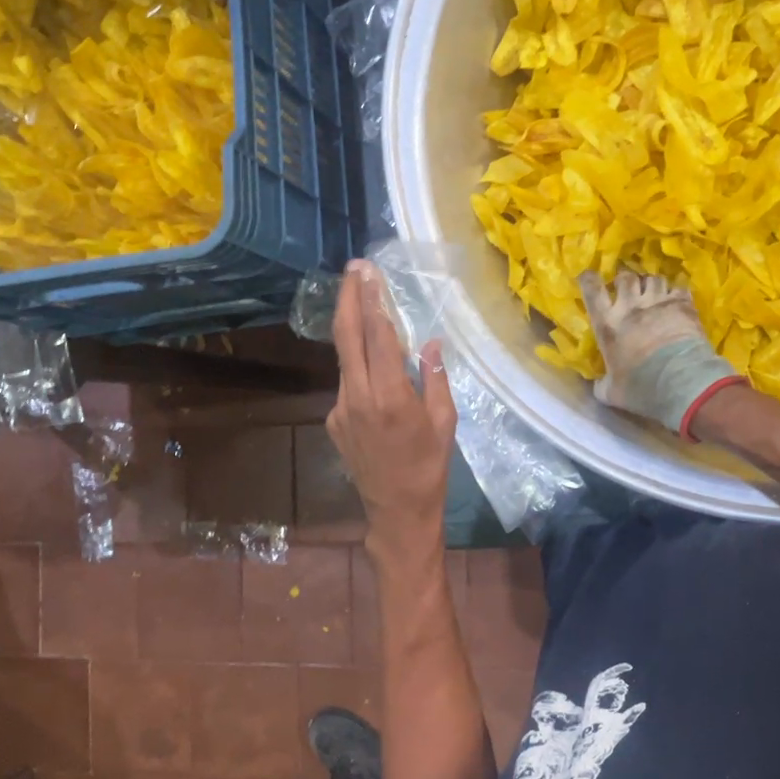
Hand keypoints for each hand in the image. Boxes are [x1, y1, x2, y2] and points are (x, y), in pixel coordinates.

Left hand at [328, 261, 456, 553]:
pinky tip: (373, 365)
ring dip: (351, 326)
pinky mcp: (333, 420)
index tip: (370, 272)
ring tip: (363, 300)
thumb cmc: (430, 467)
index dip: (374, 300)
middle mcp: (359, 397)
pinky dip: (359, 366)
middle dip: (349, 297)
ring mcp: (340, 408)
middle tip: (354, 268)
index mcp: (391, 396)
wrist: (397, 511)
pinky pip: (347, 383)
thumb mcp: (445, 422)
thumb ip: (435, 378)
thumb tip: (429, 343)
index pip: (378, 336)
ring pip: (344, 357)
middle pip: (346, 335)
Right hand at [578, 270, 744, 439]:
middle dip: (626, 281)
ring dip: (652, 285)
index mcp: (608, 324)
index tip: (589, 277)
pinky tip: (678, 302)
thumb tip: (599, 385)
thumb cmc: (642, 388)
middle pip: (625, 277)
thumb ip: (602, 385)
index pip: (592, 289)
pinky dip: (676, 293)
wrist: (681, 382)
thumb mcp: (611, 393)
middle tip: (629, 291)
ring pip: (653, 278)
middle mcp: (630, 306)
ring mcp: (658, 302)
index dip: (588, 279)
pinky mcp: (683, 305)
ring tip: (655, 295)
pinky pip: (678, 288)